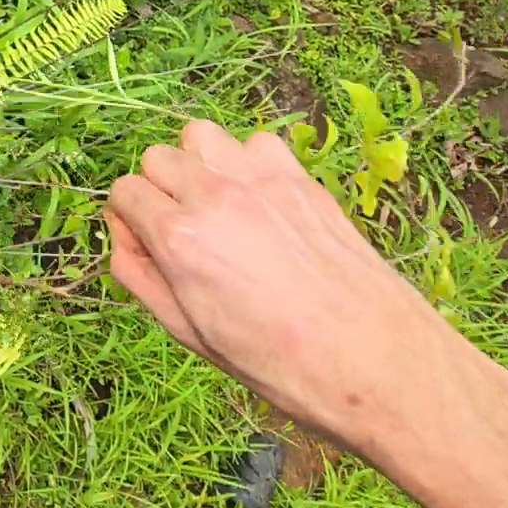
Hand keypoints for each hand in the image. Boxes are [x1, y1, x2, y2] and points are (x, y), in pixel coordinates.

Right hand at [106, 121, 507, 507]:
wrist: (385, 371)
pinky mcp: (302, 182)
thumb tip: (122, 237)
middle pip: (156, 158)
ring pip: (199, 136)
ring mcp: (260, 183)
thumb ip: (137, 276)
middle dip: (158, 188)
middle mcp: (213, 198)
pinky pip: (256, 143)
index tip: (147, 242)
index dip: (128, 218)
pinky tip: (259, 199)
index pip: (123, 191)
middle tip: (182, 226)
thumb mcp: (188, 332)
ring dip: (197, 163)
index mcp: (179, 237)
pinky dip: (248, 162)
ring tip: (215, 201)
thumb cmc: (280, 364)